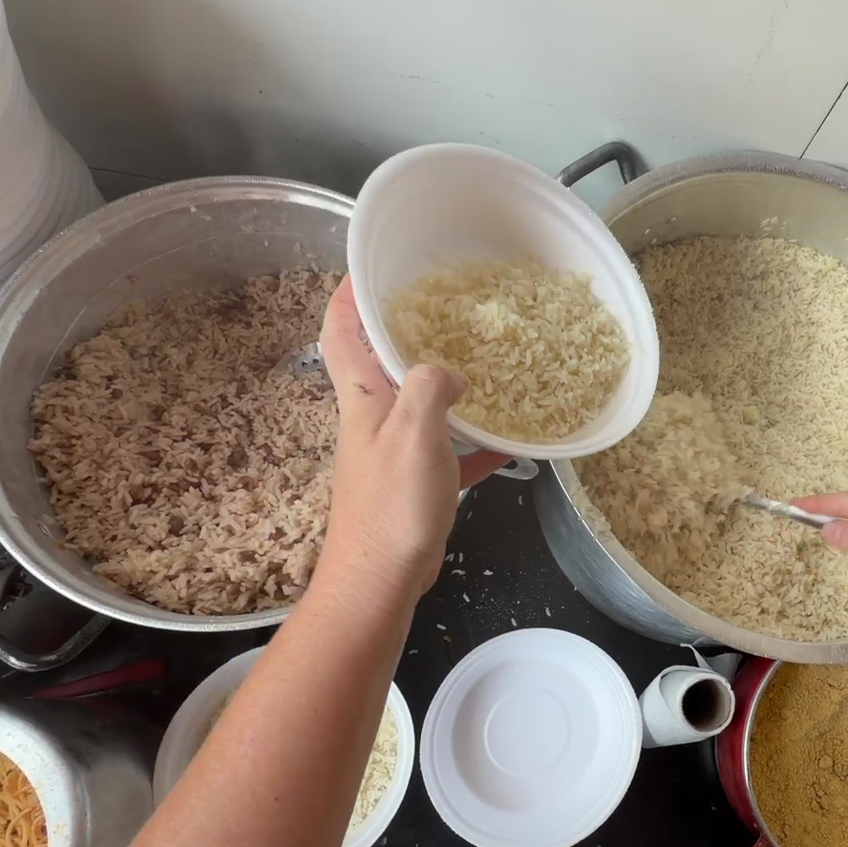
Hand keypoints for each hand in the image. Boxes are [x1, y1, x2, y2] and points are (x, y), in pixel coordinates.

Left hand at [317, 276, 508, 593]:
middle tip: (444, 308)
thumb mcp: (413, 434)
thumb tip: (453, 373)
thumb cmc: (392, 505)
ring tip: (482, 361)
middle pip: (381, 363)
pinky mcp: (419, 483)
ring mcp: (397, 452)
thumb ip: (431, 388)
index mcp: (363, 399)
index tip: (369, 267)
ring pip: (420, 404)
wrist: (381, 579)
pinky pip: (451, 452)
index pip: (340, 332)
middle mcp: (375, 419)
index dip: (347, 295)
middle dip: (404, 330)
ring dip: (445, 384)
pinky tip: (507, 440)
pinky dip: (475, 443)